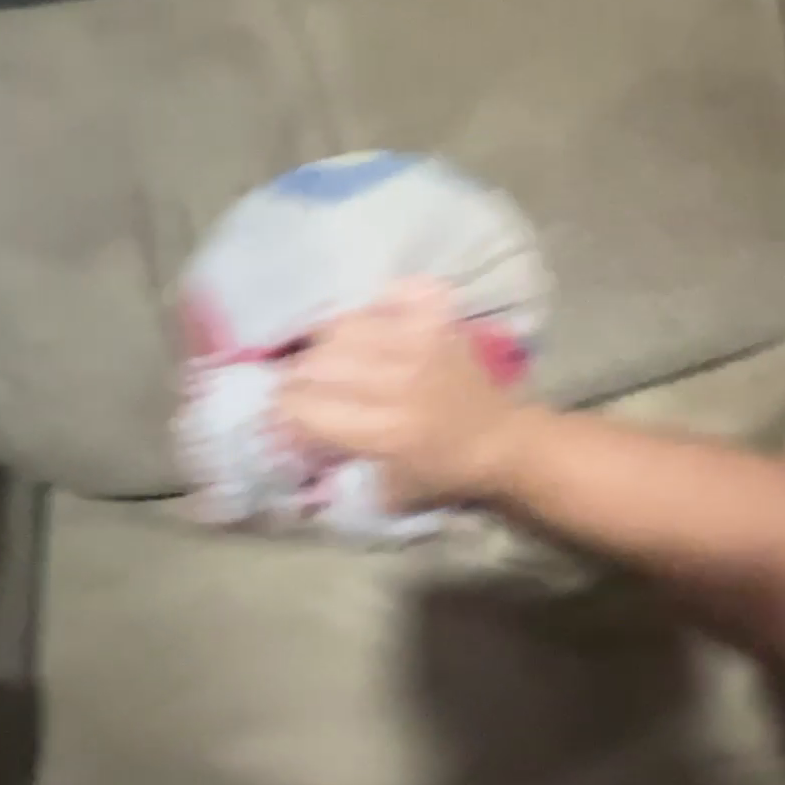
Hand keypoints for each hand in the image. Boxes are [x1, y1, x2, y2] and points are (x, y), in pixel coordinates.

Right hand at [278, 278, 536, 508]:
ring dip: (328, 343)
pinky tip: (374, 324)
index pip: (306, 408)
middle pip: (318, 364)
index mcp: (386, 431)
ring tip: (333, 357)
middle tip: (303, 388)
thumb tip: (286, 439)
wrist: (502, 440)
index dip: (283, 413)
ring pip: (345, 326)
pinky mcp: (440, 321)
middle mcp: (399, 381)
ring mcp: (421, 343)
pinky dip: (378, 304)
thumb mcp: (385, 491)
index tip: (282, 418)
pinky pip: (395, 293)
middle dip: (297, 379)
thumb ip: (333, 468)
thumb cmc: (442, 472)